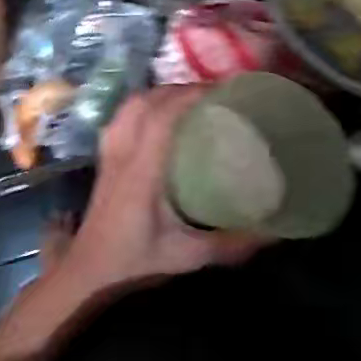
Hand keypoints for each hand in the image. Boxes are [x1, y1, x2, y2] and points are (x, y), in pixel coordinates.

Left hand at [43, 87, 264, 301]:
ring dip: (159, 94)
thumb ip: (229, 245)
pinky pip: (122, 116)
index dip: (189, 97)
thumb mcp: (186, 257)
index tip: (221, 90)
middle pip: (145, 103)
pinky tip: (160, 116)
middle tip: (213, 94)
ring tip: (189, 100)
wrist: (87, 271)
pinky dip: (143, 106)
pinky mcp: (105, 158)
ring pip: (130, 106)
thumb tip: (273, 231)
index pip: (161, 118)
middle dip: (179, 89)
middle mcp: (122, 153)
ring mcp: (109, 153)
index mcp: (141, 172)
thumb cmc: (133, 262)